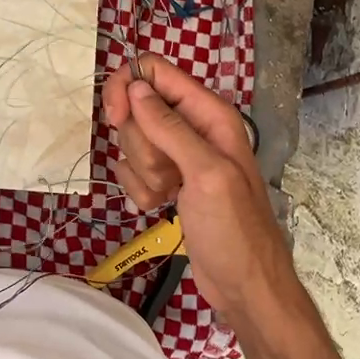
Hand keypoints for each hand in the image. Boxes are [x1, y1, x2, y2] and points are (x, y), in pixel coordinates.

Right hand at [102, 55, 288, 318]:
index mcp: (209, 113)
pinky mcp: (165, 180)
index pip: (154, 72)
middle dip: (141, 144)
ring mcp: (177, 155)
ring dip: (143, 172)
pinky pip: (132, 170)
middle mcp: (192, 127)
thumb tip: (135, 87)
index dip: (128, 88)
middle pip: (137, 109)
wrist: (244, 286)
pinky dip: (141, 190)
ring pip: (132, 141)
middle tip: (167, 174)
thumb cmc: (235, 230)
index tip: (115, 119)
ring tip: (171, 194)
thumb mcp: (206, 174)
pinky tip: (163, 206)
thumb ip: (170, 127)